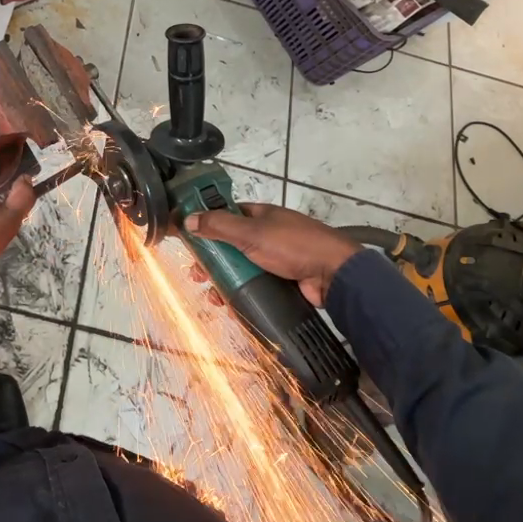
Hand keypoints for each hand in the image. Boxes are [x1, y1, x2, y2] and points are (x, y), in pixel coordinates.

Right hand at [184, 203, 360, 304]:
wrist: (335, 275)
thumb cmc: (293, 246)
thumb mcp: (252, 233)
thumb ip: (219, 225)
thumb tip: (188, 218)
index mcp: (259, 215)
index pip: (225, 215)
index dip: (206, 225)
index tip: (188, 240)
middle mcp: (266, 234)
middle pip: (230, 246)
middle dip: (211, 261)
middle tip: (196, 275)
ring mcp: (275, 260)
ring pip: (241, 269)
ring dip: (223, 281)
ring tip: (212, 296)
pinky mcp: (281, 281)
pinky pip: (254, 286)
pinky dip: (241, 295)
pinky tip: (230, 306)